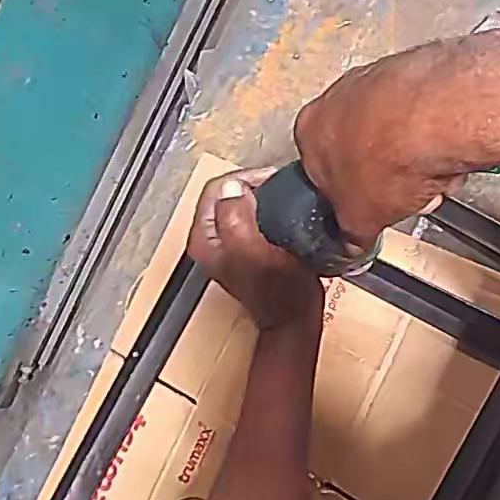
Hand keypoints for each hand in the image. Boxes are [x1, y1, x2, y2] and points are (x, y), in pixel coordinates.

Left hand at [188, 168, 323, 330]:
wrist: (295, 320)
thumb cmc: (279, 293)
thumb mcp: (253, 250)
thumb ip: (235, 218)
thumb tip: (234, 187)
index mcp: (204, 240)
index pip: (216, 189)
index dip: (244, 179)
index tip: (271, 181)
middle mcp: (211, 243)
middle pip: (226, 196)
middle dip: (253, 186)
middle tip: (279, 187)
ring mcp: (229, 248)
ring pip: (241, 206)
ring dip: (261, 199)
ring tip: (282, 198)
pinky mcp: (247, 252)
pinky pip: (253, 220)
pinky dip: (267, 213)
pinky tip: (282, 216)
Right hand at [293, 43, 465, 247]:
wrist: (437, 117)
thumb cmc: (388, 159)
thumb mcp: (362, 220)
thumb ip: (352, 232)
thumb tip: (353, 240)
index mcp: (309, 132)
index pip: (324, 171)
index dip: (351, 195)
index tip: (371, 206)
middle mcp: (337, 96)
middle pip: (363, 149)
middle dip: (389, 177)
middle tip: (409, 196)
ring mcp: (376, 78)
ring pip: (396, 132)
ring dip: (416, 159)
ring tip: (436, 177)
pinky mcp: (415, 70)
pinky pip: (424, 113)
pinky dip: (437, 134)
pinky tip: (449, 151)